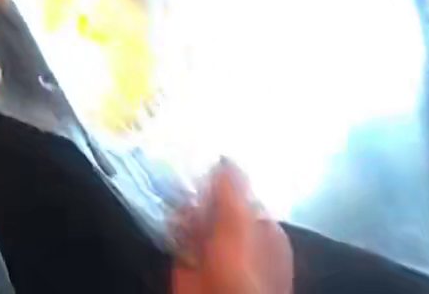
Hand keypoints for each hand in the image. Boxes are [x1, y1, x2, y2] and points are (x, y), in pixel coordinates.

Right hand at [171, 160, 291, 293]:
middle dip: (198, 188)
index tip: (199, 155)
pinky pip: (179, 228)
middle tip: (179, 168)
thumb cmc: (239, 274)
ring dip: (182, 202)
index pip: (241, 189)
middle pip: (216, 199)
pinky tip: (166, 210)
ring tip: (170, 188)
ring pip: (195, 212)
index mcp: (262, 228)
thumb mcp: (239, 228)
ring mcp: (214, 247)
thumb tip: (226, 155)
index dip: (221, 174)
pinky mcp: (190, 254)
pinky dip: (172, 219)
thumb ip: (232, 191)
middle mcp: (240, 235)